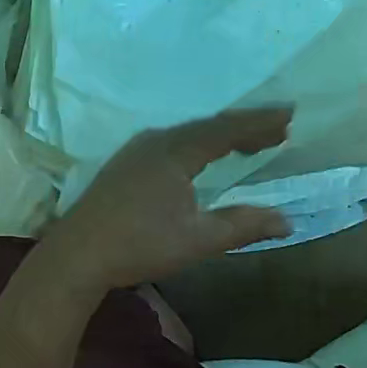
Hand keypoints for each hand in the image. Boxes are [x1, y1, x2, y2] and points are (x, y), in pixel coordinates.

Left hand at [37, 108, 294, 290]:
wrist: (77, 253)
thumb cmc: (139, 244)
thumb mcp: (197, 239)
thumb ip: (242, 226)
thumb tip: (285, 221)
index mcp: (175, 151)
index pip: (225, 129)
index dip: (259, 122)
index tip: (289, 114)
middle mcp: (155, 141)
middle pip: (207, 127)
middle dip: (244, 127)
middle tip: (278, 129)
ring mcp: (136, 150)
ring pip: (187, 134)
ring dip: (220, 136)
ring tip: (249, 143)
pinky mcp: (125, 164)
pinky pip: (171, 143)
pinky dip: (197, 145)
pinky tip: (201, 159)